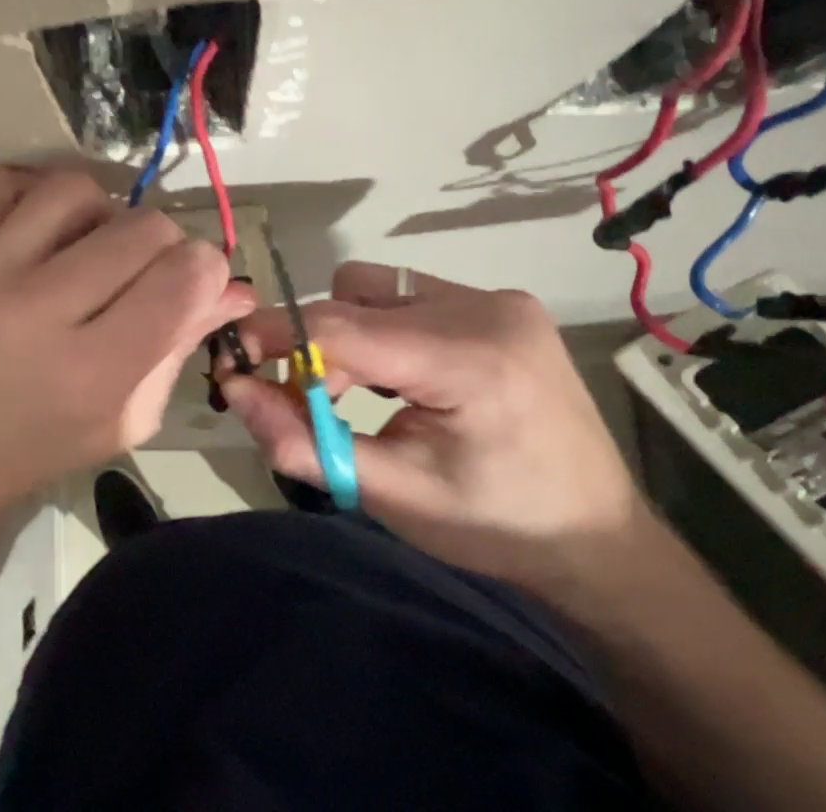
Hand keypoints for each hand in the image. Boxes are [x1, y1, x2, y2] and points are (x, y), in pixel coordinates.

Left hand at [0, 165, 253, 518]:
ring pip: (75, 189)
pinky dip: (37, 190)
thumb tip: (237, 286)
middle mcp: (36, 312)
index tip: (196, 281)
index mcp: (92, 370)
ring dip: (103, 209)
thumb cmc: (49, 441)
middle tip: (146, 269)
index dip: (207, 269)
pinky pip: (3, 180)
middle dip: (164, 242)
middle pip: (140, 227)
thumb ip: (182, 344)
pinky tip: (47, 226)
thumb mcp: (131, 416)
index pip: (182, 278)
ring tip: (93, 244)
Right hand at [218, 261, 646, 596]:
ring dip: (345, 334)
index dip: (272, 339)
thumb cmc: (490, 525)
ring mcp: (500, 301)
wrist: (594, 537)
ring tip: (358, 395)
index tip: (231, 366)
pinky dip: (380, 330)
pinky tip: (395, 379)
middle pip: (352, 298)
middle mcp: (486, 309)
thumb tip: (233, 390)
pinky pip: (408, 295)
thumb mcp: (386, 493)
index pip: (339, 325)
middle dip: (312, 348)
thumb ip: (302, 440)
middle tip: (308, 406)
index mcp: (469, 359)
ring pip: (375, 288)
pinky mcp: (502, 306)